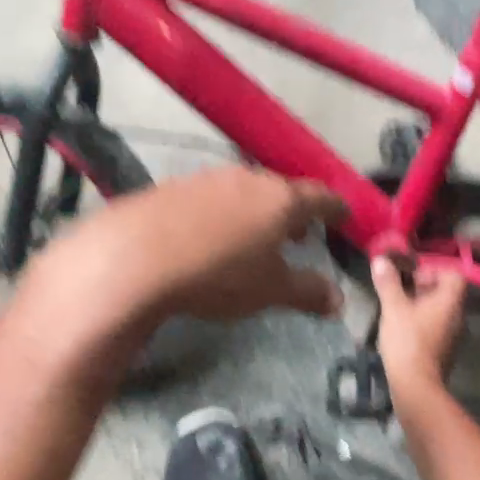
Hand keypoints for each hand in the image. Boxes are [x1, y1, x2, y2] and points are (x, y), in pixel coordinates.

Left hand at [14, 167, 345, 345]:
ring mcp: (207, 179)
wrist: (134, 258)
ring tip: (256, 238)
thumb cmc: (218, 274)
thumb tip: (339, 299)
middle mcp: (247, 179)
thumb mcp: (270, 291)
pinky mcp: (172, 188)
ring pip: (244, 192)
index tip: (345, 216)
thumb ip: (308, 292)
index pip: (320, 197)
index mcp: (281, 199)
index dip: (336, 208)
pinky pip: (211, 200)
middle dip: (294, 212)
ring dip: (256, 213)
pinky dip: (222, 216)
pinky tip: (211, 238)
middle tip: (300, 234)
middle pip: (281, 191)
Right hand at [370, 256, 465, 399]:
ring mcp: (454, 335)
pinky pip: (437, 327)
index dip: (434, 270)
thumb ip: (388, 283)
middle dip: (424, 288)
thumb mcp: (394, 308)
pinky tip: (403, 330)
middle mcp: (458, 316)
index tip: (412, 277)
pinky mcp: (445, 350)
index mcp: (450, 302)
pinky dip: (423, 323)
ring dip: (422, 306)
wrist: (416, 385)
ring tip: (399, 310)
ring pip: (441, 311)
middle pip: (447, 292)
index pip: (454, 274)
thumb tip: (381, 260)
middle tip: (401, 292)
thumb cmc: (407, 341)